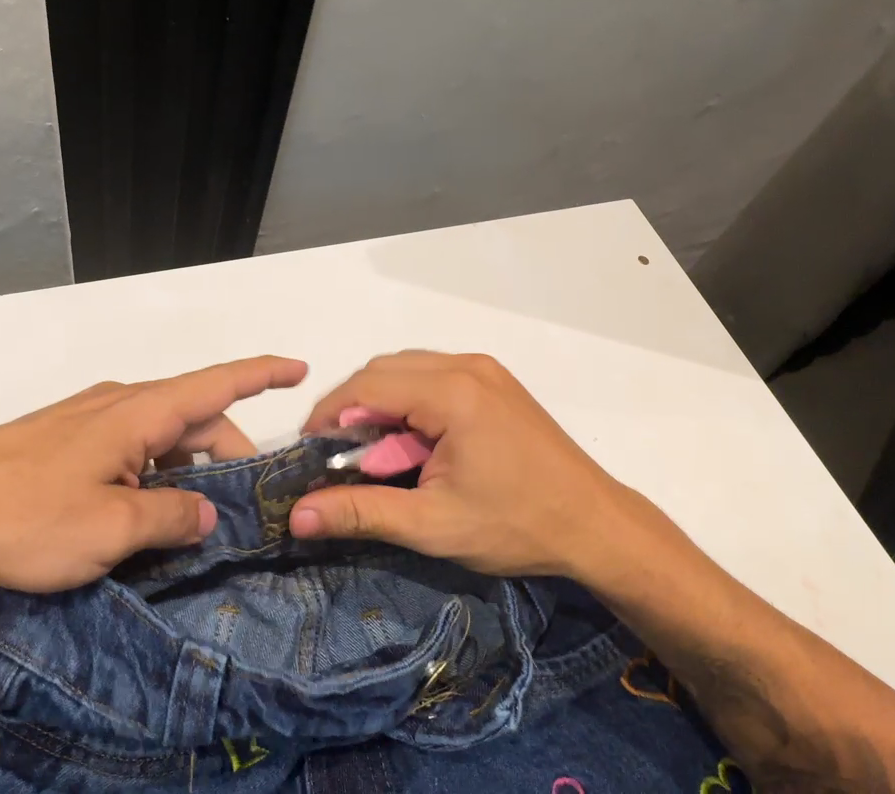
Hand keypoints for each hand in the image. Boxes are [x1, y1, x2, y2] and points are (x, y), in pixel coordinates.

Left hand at [0, 355, 306, 591]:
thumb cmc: (24, 518)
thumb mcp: (110, 531)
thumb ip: (170, 516)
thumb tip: (206, 512)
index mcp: (138, 413)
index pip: (217, 383)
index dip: (263, 374)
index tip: (301, 368)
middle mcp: (116, 404)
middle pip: (193, 417)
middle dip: (227, 453)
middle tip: (240, 508)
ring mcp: (85, 420)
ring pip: (159, 434)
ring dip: (185, 468)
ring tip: (189, 521)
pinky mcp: (62, 441)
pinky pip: (127, 446)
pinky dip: (150, 472)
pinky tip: (141, 513)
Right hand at [288, 351, 643, 581]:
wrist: (597, 527)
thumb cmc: (516, 527)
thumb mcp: (432, 525)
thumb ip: (360, 513)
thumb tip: (297, 516)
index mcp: (451, 393)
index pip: (366, 386)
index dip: (329, 415)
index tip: (310, 451)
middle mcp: (466, 366)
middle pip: (383, 370)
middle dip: (353, 408)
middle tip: (341, 455)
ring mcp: (485, 370)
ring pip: (407, 369)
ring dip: (381, 402)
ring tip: (376, 452)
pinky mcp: (496, 382)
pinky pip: (434, 375)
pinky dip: (410, 401)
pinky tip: (413, 441)